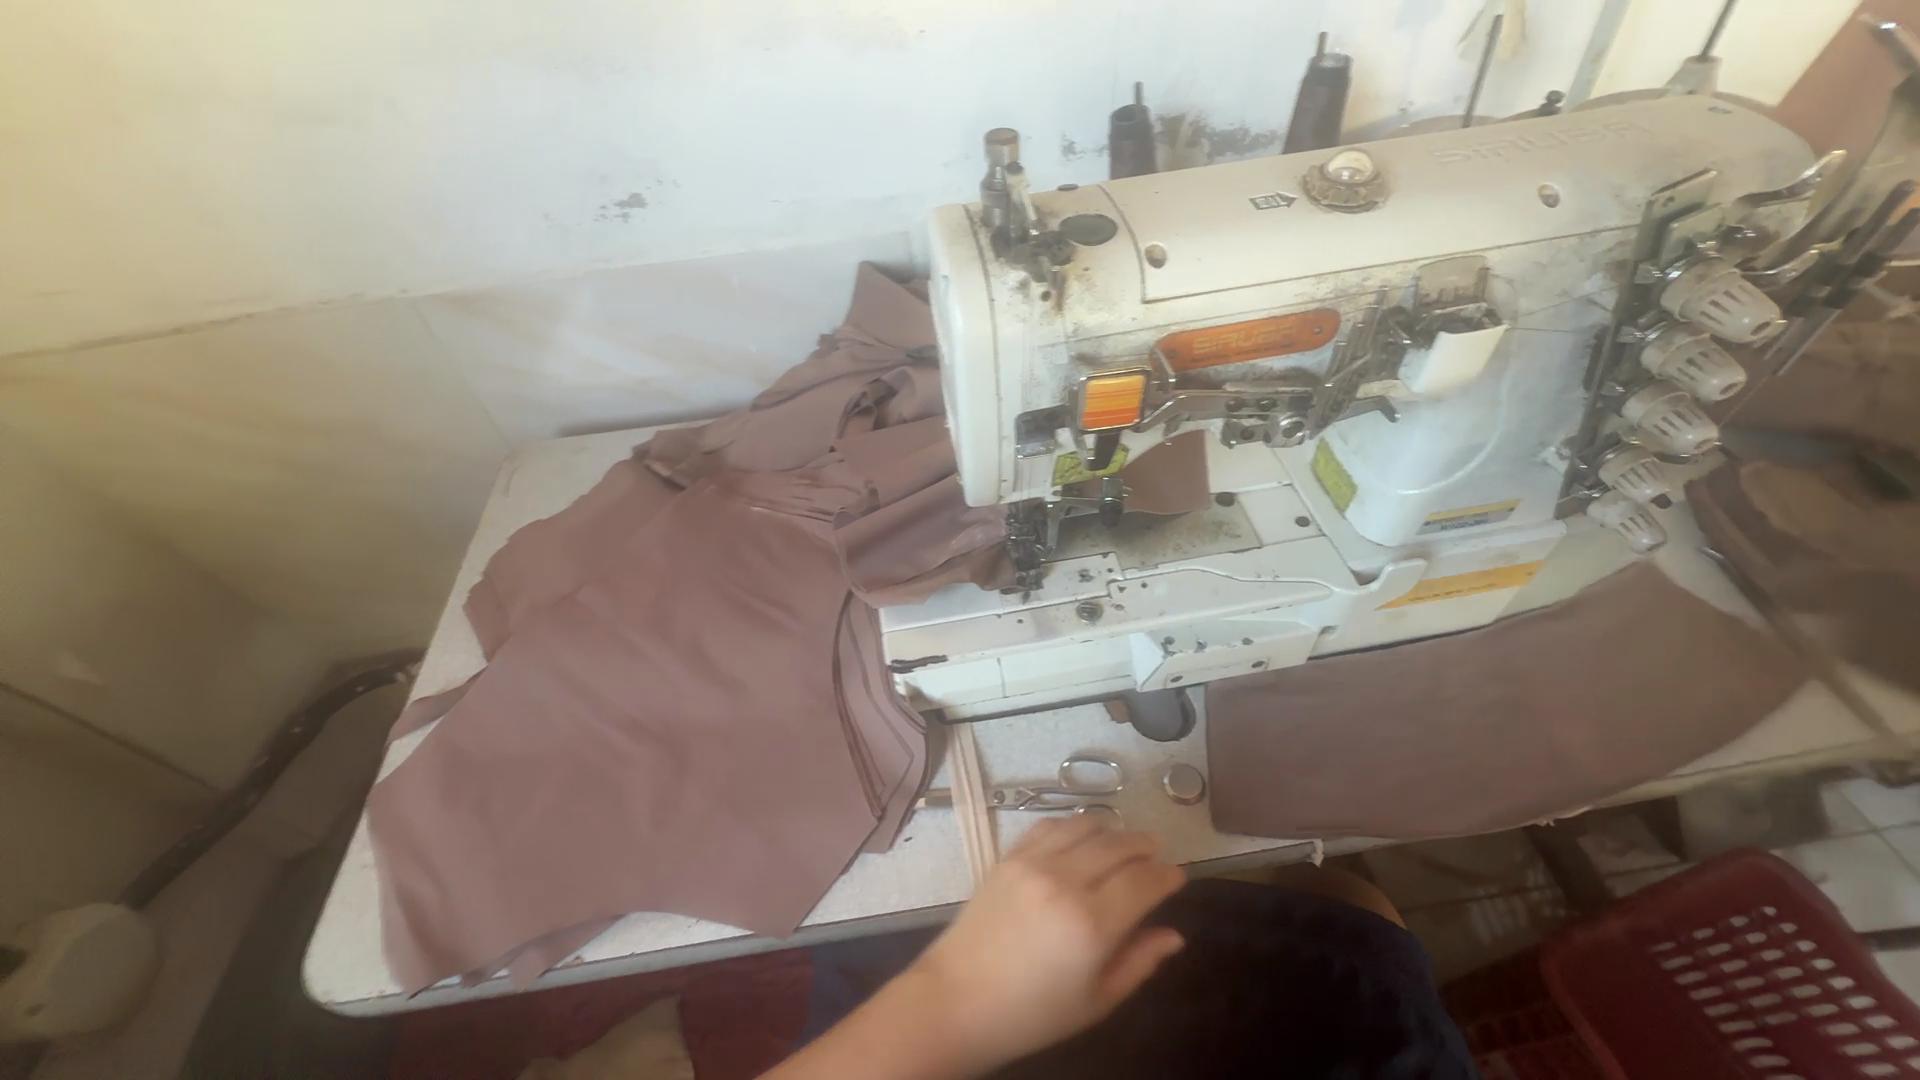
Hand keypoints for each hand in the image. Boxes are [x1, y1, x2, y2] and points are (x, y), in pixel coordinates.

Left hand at [902, 817, 1186, 1072]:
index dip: (1166, 875)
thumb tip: (1173, 935)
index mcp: (1092, 924)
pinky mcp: (1008, 857)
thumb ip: (1138, 962)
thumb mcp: (1096, 1000)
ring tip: (1124, 838)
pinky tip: (1082, 833)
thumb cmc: (1033, 1013)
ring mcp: (1033, 864)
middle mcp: (1065, 882)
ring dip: (1111, 829)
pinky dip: (1072, 825)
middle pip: (1117, 846)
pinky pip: (1048, 827)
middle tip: (1157, 850)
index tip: (1178, 875)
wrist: (958, 1000)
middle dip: (1143, 845)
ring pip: (1083, 828)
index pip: (1143, 882)